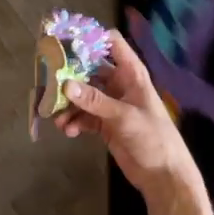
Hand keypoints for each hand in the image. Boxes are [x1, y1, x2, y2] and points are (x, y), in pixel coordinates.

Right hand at [53, 31, 204, 204]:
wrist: (164, 177)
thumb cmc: (153, 138)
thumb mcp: (124, 117)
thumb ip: (95, 101)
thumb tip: (65, 85)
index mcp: (131, 73)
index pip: (111, 43)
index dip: (90, 38)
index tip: (65, 40)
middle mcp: (119, 83)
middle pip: (90, 69)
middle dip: (69, 75)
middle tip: (48, 80)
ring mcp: (111, 103)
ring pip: (83, 94)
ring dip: (69, 103)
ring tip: (56, 116)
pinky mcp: (104, 123)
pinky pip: (83, 115)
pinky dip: (74, 120)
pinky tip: (68, 130)